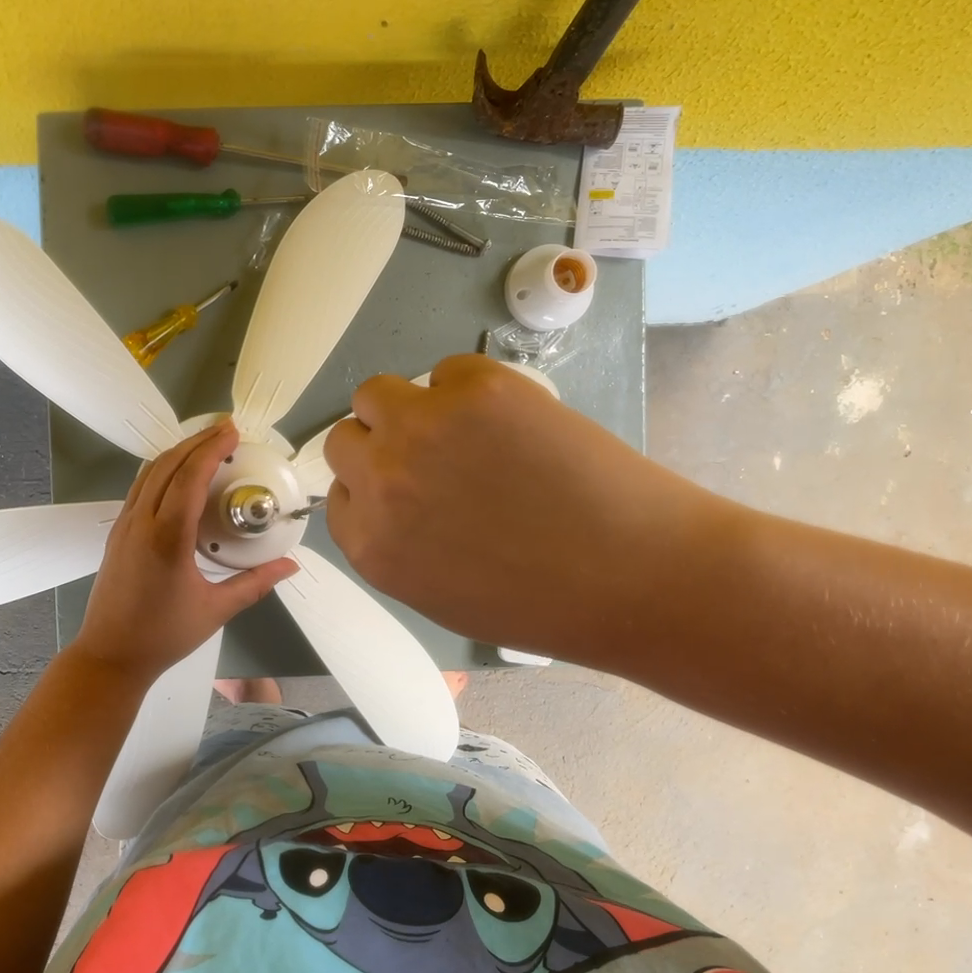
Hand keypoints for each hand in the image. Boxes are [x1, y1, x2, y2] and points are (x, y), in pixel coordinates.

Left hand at [71, 421, 297, 683]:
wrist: (110, 655)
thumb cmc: (164, 635)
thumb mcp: (216, 610)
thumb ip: (255, 583)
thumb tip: (291, 565)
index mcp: (167, 537)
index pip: (190, 477)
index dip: (212, 449)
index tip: (233, 432)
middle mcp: (142, 522)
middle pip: (168, 465)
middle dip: (197, 442)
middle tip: (226, 430)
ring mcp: (124, 526)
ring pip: (149, 473)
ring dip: (177, 453)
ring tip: (205, 444)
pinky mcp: (117, 534)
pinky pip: (140, 489)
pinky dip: (161, 471)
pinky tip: (178, 475)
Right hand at [322, 353, 732, 662]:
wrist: (634, 574)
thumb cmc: (541, 602)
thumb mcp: (437, 594)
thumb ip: (393, 544)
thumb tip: (389, 499)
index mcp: (371, 545)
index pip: (337, 496)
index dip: (368, 490)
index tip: (402, 492)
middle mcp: (381, 482)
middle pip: (345, 439)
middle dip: (378, 446)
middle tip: (428, 457)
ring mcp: (424, 428)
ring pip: (377, 393)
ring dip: (405, 408)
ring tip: (457, 428)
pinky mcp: (477, 388)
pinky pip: (446, 370)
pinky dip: (465, 389)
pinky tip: (507, 419)